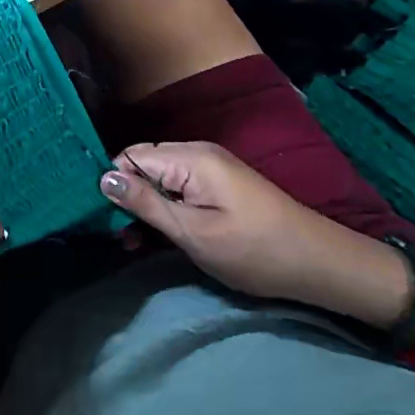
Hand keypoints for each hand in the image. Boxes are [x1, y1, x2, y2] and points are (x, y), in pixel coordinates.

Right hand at [99, 141, 411, 327]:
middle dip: (126, 198)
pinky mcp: (219, 187)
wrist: (312, 260)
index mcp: (191, 158)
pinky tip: (156, 237)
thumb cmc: (250, 249)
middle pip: (144, 165)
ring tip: (132, 245)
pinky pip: (179, 190)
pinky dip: (166, 211)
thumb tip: (103, 177)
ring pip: (160, 180)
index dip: (113, 183)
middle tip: (117, 239)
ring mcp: (211, 170)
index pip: (131, 155)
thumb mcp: (191, 231)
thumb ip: (146, 203)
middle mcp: (198, 154)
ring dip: (144, 209)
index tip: (102, 218)